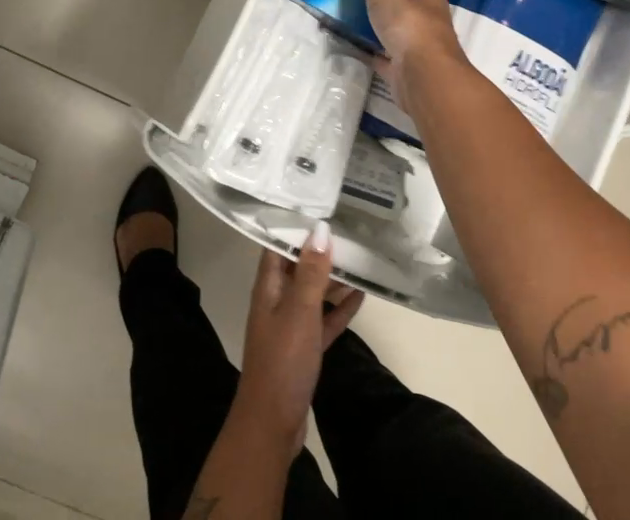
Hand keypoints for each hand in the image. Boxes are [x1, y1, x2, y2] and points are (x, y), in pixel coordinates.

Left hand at [235, 222, 364, 442]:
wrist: (272, 422)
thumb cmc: (282, 361)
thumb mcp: (299, 311)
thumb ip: (311, 272)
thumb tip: (320, 230)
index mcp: (267, 289)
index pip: (277, 247)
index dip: (296, 228)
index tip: (321, 207)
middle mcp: (276, 303)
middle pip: (298, 269)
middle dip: (321, 251)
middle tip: (352, 229)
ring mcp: (290, 327)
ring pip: (313, 294)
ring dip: (333, 278)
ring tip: (362, 256)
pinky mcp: (304, 349)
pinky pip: (324, 320)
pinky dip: (340, 308)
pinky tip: (362, 295)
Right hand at [349, 0, 468, 101]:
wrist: (422, 76)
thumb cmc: (409, 26)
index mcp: (431, 0)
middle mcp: (429, 24)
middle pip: (404, 12)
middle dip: (384, 8)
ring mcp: (418, 50)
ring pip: (394, 36)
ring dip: (377, 31)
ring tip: (347, 20)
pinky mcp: (405, 72)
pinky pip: (384, 58)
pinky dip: (371, 53)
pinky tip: (352, 47)